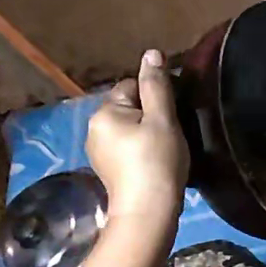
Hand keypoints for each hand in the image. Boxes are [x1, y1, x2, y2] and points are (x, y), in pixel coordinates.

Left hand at [86, 49, 188, 225]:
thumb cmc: (157, 163)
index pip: (132, 87)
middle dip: (149, 118)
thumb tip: (151, 53)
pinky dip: (139, 153)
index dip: (155, 98)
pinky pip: (125, 149)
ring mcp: (97, 152)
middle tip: (170, 137)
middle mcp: (93, 128)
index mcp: (104, 112)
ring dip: (144, 136)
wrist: (147, 214)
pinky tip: (153, 166)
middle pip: (128, 109)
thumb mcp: (162, 120)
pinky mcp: (106, 171)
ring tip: (164, 153)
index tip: (172, 117)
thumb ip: (156, 85)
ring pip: (127, 130)